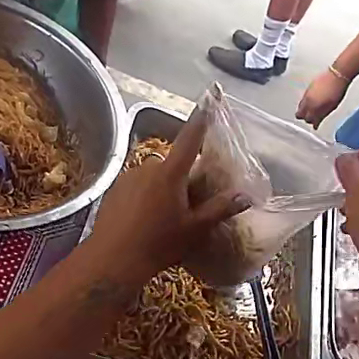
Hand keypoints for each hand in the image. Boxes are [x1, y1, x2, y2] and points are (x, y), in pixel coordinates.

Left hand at [82, 110, 248, 282]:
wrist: (113, 260)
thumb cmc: (158, 244)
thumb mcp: (195, 229)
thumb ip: (220, 209)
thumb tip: (246, 196)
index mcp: (171, 173)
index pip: (190, 138)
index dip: (202, 118)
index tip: (210, 97)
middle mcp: (148, 168)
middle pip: (171, 164)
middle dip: (180, 177)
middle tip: (186, 204)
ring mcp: (127, 177)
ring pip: (152, 176)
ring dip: (160, 188)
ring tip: (162, 218)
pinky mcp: (113, 190)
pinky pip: (135, 187)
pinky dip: (143, 197)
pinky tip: (144, 221)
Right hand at [297, 70, 347, 127]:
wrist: (337, 75)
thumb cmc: (337, 89)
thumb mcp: (331, 107)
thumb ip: (322, 115)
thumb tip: (317, 122)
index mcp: (313, 108)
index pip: (308, 120)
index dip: (312, 123)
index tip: (315, 124)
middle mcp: (307, 101)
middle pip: (299, 114)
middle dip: (304, 117)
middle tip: (310, 118)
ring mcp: (306, 94)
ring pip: (300, 106)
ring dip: (304, 110)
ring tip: (310, 110)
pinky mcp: (307, 88)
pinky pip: (303, 98)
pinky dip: (306, 102)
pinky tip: (311, 102)